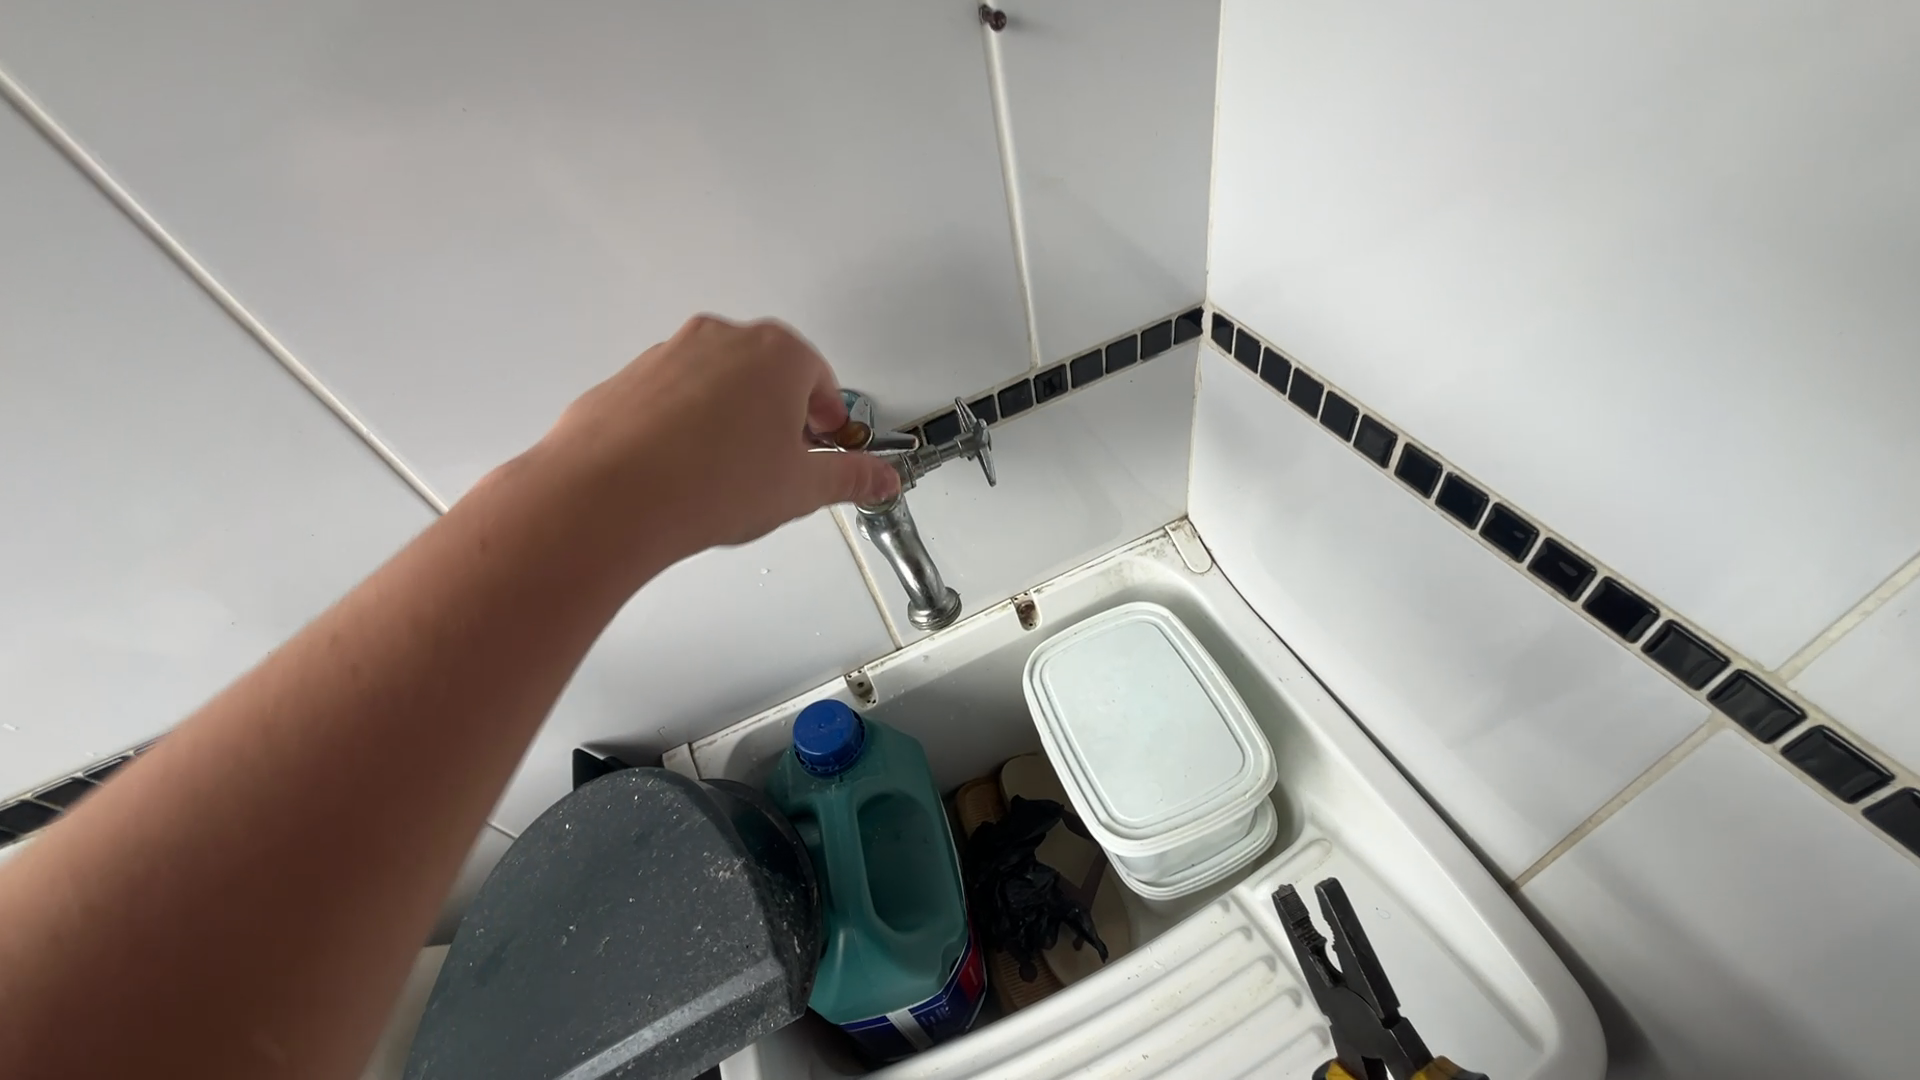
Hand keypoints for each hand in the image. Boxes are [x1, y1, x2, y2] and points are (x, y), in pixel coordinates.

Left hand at [521, 314, 899, 566]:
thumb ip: (850, 478)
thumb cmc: (706, 482)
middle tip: (786, 459)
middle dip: (784, 415)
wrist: (608, 498)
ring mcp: (671, 354)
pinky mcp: (632, 378)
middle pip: (771, 373)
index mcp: (777, 354)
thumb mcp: (802, 488)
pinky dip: (690, 425)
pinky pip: (677, 397)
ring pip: (722, 383)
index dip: (830, 418)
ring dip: (736, 418)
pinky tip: (690, 472)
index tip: (829, 440)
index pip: (822, 380)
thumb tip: (878, 478)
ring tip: (734, 474)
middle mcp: (724, 341)